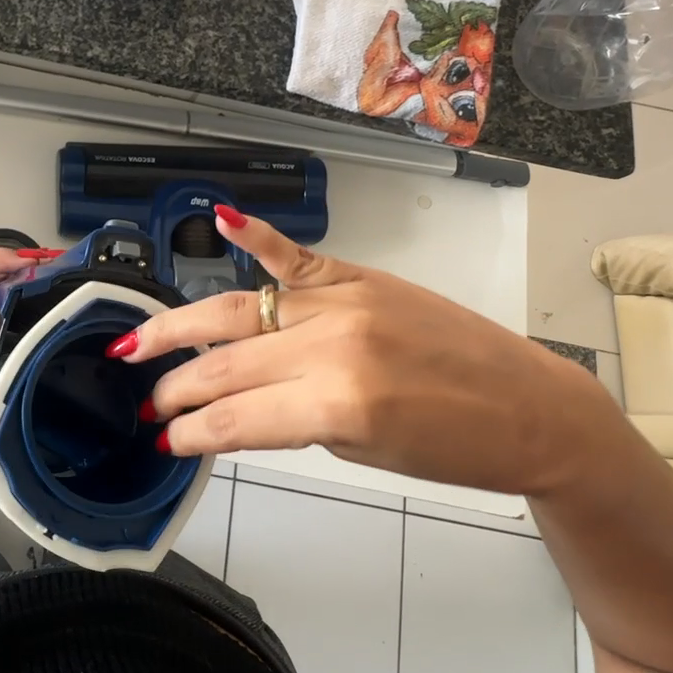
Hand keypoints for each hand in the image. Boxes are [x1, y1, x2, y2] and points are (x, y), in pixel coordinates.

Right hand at [116, 209, 621, 497]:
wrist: (534, 410)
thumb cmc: (457, 449)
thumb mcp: (363, 453)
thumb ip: (293, 421)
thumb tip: (236, 408)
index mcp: (337, 404)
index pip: (236, 418)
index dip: (192, 432)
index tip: (166, 440)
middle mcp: (331, 345)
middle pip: (226, 363)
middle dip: (177, 386)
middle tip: (147, 400)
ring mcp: (343, 302)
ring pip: (238, 310)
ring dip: (182, 327)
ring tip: (139, 340)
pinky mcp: (358, 277)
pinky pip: (295, 254)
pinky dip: (257, 236)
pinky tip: (221, 219)